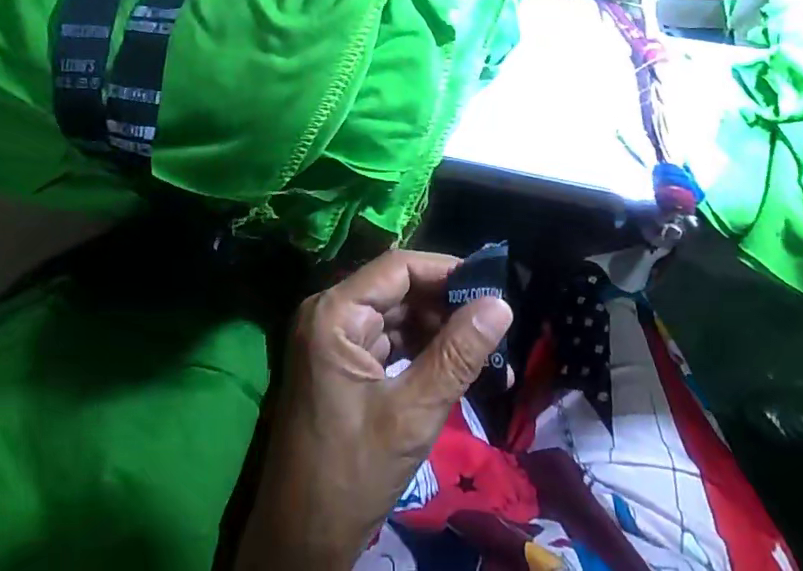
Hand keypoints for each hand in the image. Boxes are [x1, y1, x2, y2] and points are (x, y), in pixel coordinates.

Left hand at [234, 249, 514, 570]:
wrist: (301, 534)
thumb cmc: (352, 471)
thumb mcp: (413, 413)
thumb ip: (457, 355)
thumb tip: (501, 305)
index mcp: (334, 313)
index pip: (397, 268)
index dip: (445, 270)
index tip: (493, 285)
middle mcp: (328, 314)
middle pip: (395, 290)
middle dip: (445, 304)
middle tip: (497, 321)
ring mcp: (330, 339)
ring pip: (393, 316)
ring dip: (436, 329)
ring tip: (486, 346)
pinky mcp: (338, 363)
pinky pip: (384, 341)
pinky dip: (418, 349)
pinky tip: (455, 363)